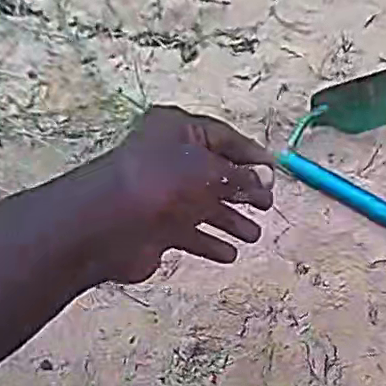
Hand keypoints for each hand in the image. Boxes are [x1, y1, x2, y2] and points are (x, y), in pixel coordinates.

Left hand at [81, 106, 274, 283]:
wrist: (110, 225)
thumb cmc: (161, 184)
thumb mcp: (209, 172)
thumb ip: (241, 177)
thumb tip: (266, 179)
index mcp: (178, 131)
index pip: (223, 138)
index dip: (251, 157)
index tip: (275, 174)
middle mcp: (169, 159)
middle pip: (215, 174)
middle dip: (243, 192)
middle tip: (266, 207)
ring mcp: (163, 195)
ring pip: (204, 206)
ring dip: (230, 221)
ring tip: (253, 236)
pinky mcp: (157, 227)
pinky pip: (190, 233)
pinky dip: (209, 242)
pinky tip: (229, 254)